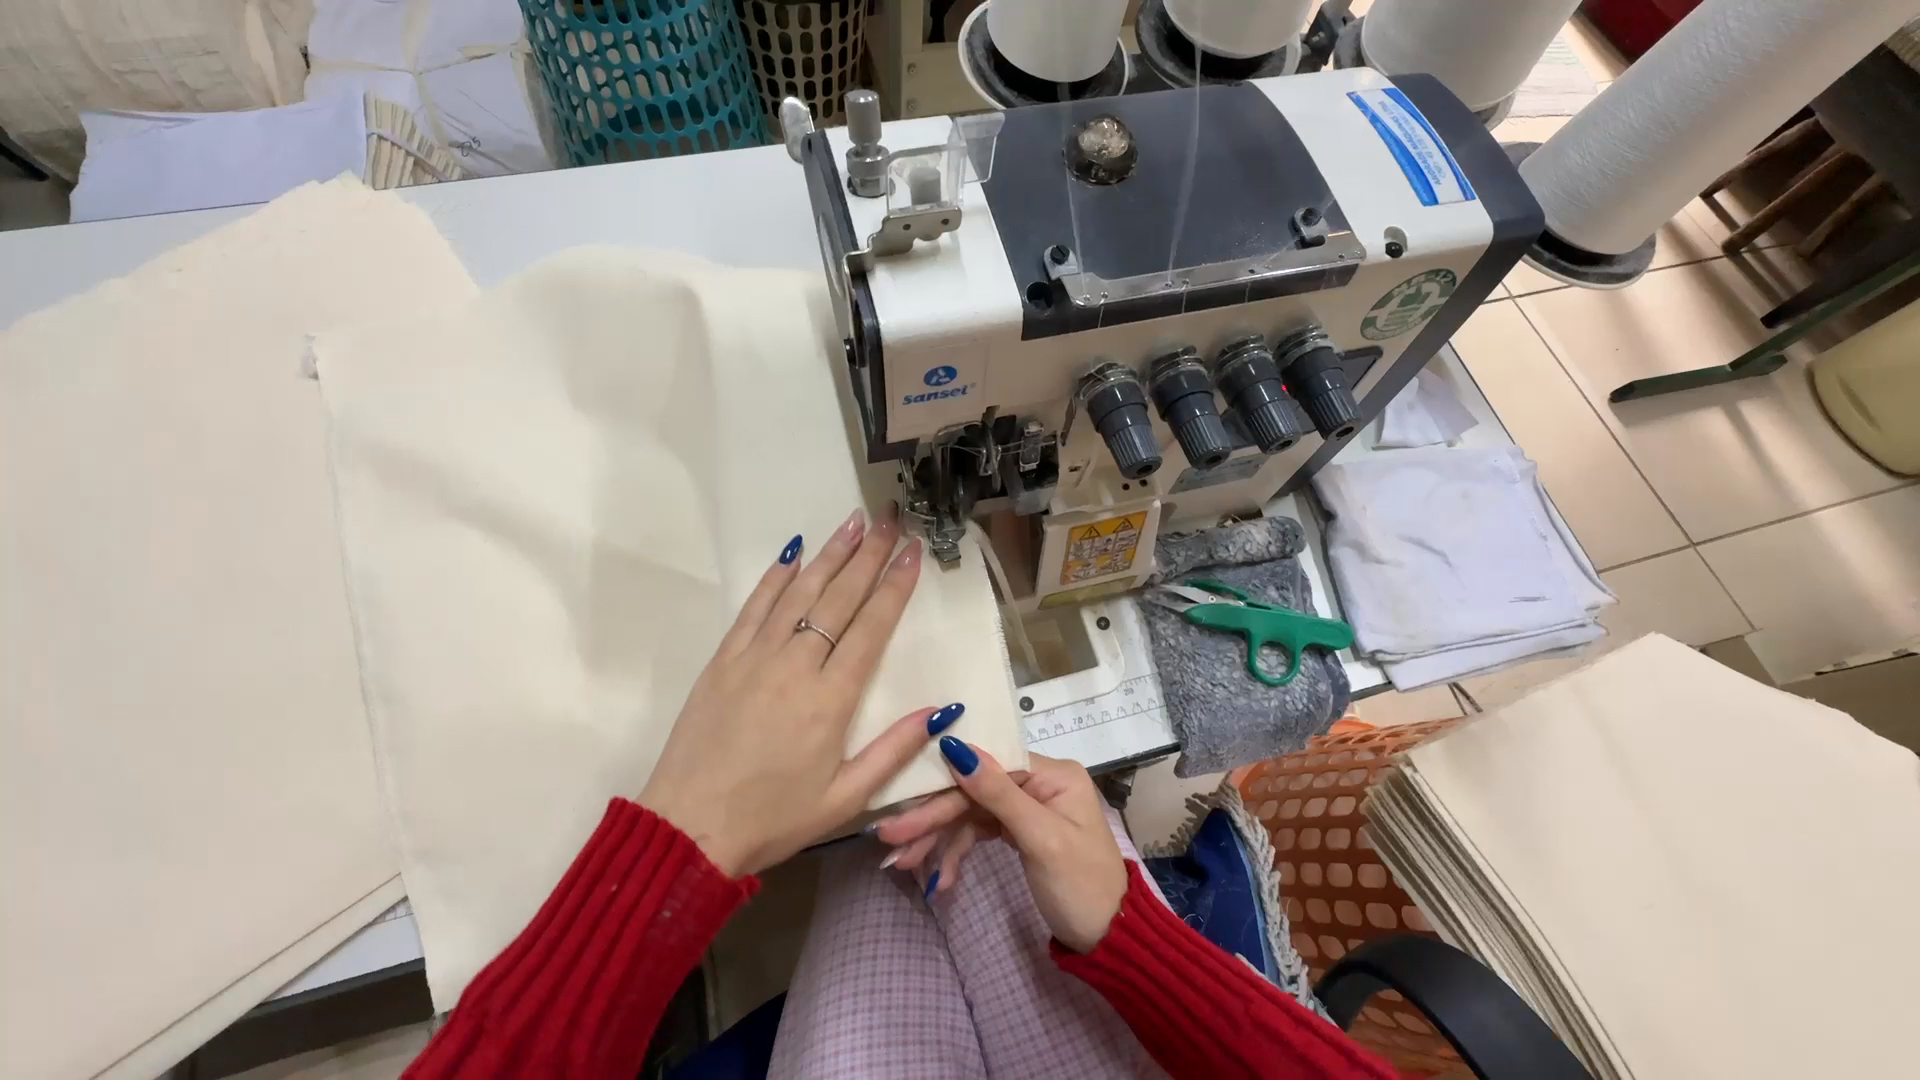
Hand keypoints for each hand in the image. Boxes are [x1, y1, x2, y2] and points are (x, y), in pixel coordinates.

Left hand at [639, 504, 946, 876]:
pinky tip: (793, 553)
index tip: (912, 551)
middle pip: (839, 599)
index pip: (871, 627)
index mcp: (831, 700)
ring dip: (829, 555)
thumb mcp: (846, 799)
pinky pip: (753, 608)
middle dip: (868, 555)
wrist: (687, 829)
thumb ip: (894, 750)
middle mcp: (795, 667)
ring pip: (799, 594)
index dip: (895, 586)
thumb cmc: (773, 819)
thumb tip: (942, 710)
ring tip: (852, 522)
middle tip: (889, 518)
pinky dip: (775, 578)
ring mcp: (754, 658)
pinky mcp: (722, 660)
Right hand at [881, 747, 1127, 953]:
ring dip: (938, 839)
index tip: (903, 807)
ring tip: (905, 866)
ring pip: (970, 813)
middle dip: (933, 818)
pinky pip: (978, 832)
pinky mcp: (1018, 830)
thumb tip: (957, 747)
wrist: (1110, 940)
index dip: (944, 788)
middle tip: (890, 842)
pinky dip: (957, 852)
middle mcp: (1038, 782)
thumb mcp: (1042, 840)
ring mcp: (1027, 807)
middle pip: (974, 791)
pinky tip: (940, 879)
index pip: (986, 769)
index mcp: (1052, 773)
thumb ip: (998, 794)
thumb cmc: (1082, 887)